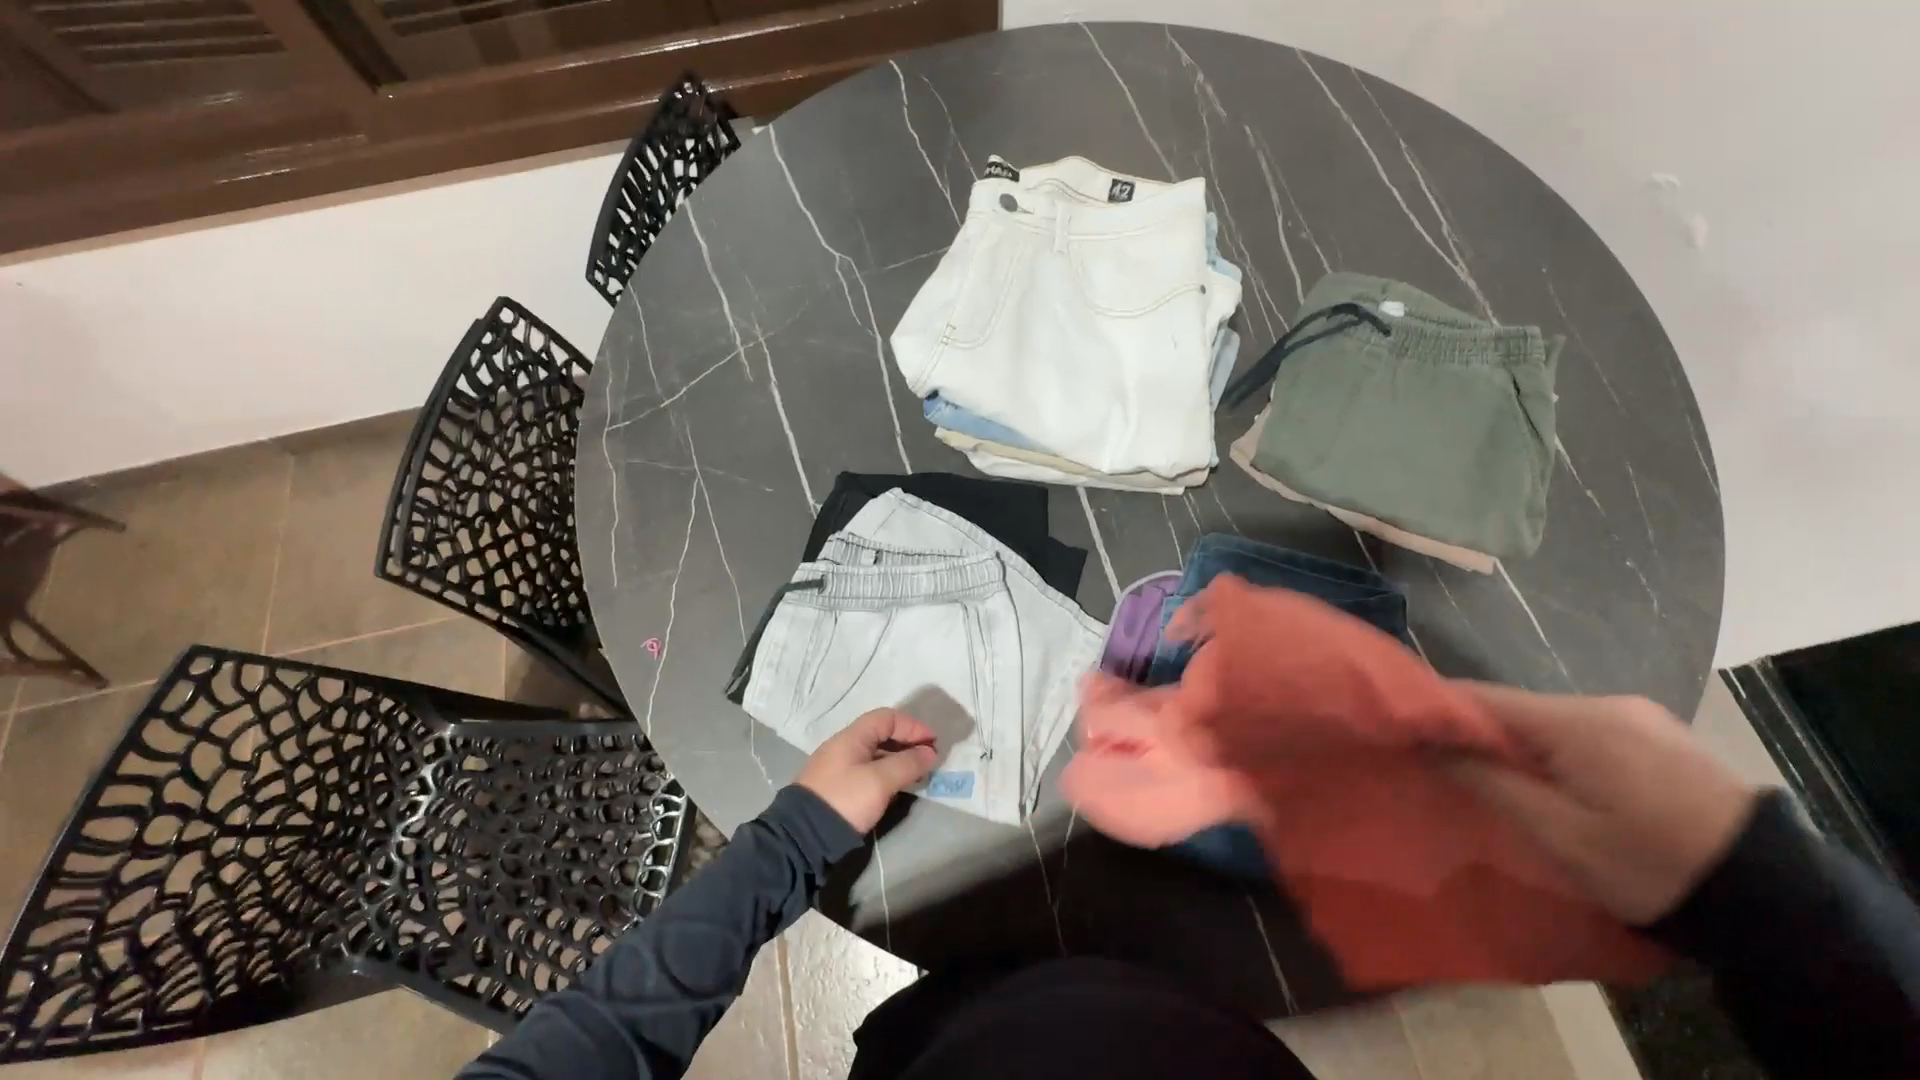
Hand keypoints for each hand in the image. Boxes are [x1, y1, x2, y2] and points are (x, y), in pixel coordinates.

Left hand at [795, 708, 938, 832]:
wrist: (803, 835)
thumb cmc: (845, 800)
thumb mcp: (880, 781)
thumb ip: (907, 763)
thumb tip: (930, 752)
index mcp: (852, 737)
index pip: (887, 717)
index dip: (912, 726)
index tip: (932, 744)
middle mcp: (844, 746)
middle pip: (881, 733)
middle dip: (907, 742)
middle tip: (928, 759)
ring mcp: (839, 767)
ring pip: (875, 753)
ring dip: (898, 759)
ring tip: (917, 774)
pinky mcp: (838, 787)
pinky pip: (868, 769)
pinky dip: (886, 772)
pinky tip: (896, 786)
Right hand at [1444, 682, 1759, 924]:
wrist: (1775, 897)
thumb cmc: (1650, 865)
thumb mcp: (1558, 833)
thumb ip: (1488, 780)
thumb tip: (1430, 744)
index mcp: (1577, 721)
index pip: (1480, 697)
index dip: (1433, 711)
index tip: (1398, 733)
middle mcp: (1606, 704)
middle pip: (1514, 708)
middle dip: (1475, 734)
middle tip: (1443, 769)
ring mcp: (1639, 717)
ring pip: (1548, 721)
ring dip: (1518, 746)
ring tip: (1496, 783)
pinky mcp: (1659, 736)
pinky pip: (1584, 733)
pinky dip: (1555, 751)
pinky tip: (1555, 784)